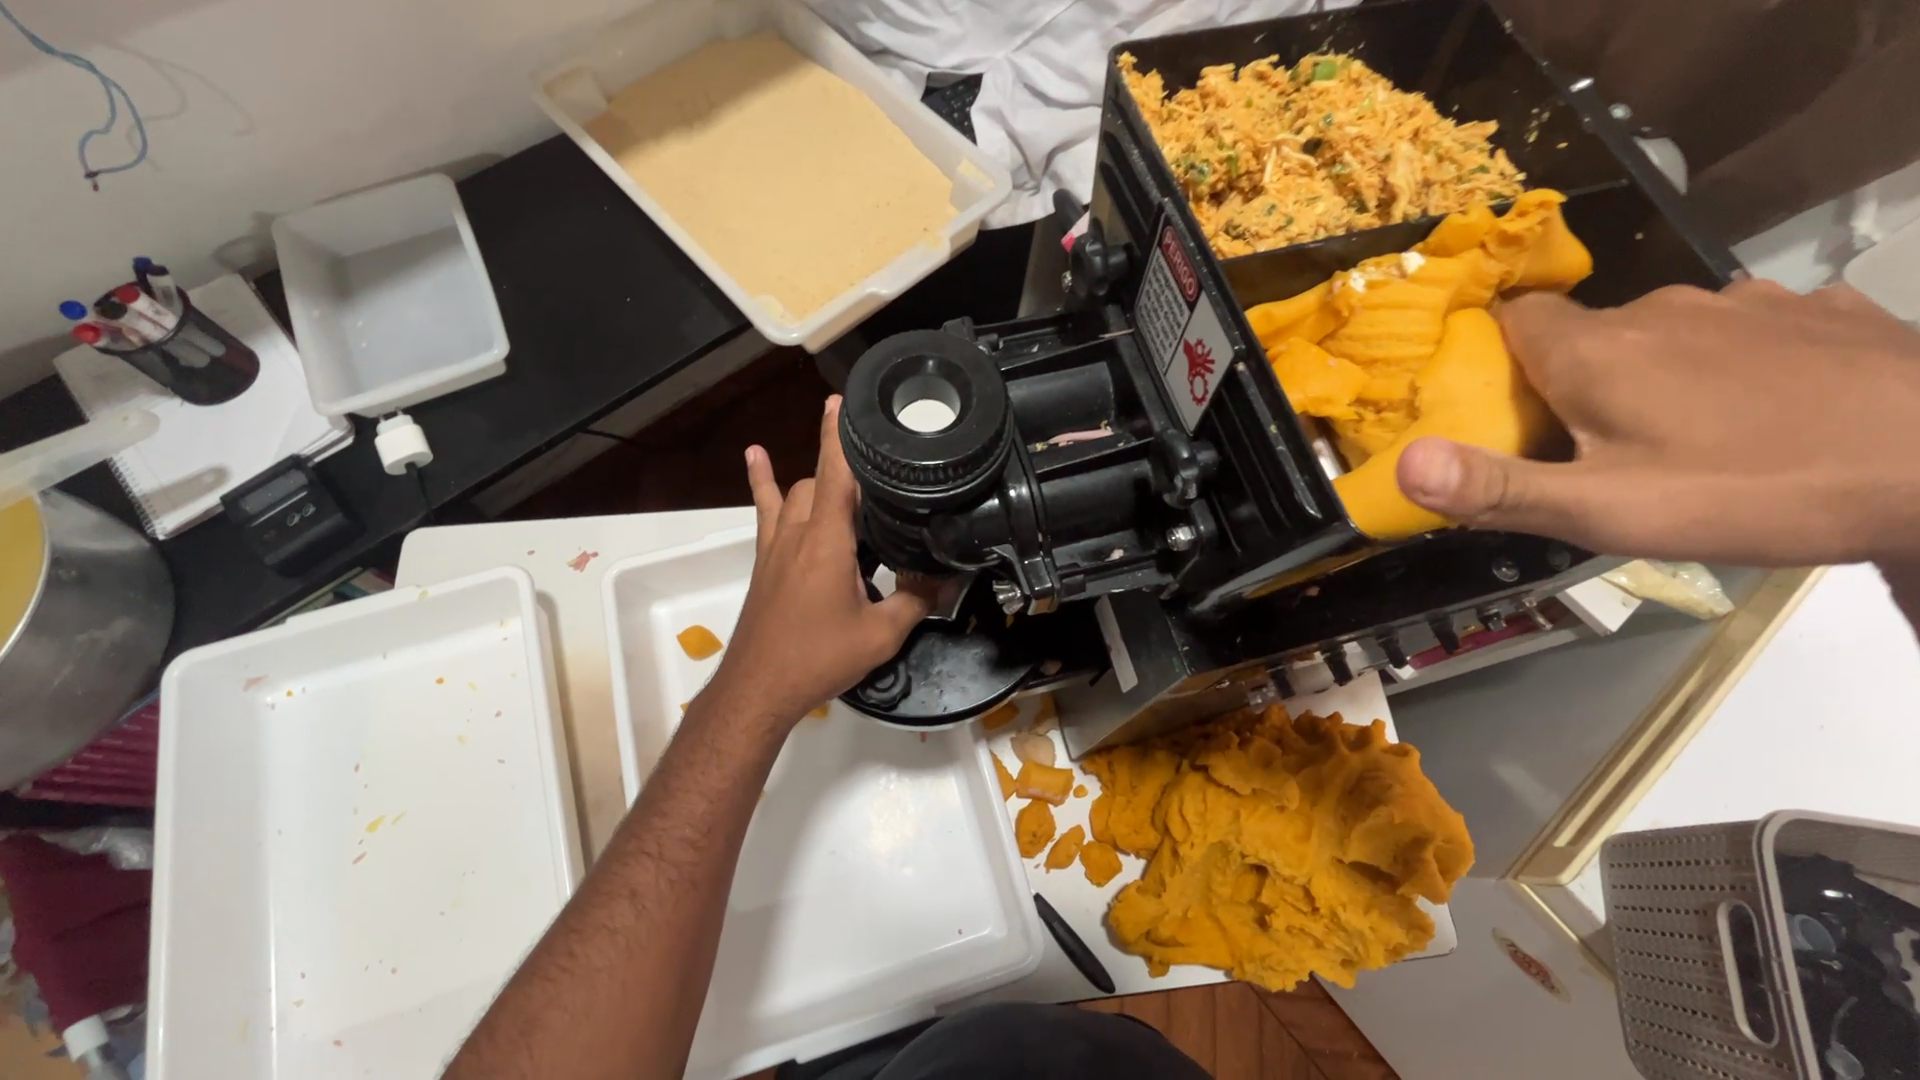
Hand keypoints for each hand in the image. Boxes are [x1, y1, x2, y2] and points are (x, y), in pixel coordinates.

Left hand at [704, 396, 932, 726]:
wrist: (761, 686)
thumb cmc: (818, 658)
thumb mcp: (881, 635)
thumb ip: (915, 602)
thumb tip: (946, 582)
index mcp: (828, 542)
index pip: (837, 475)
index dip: (841, 436)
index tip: (844, 401)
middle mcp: (798, 533)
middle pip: (820, 482)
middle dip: (848, 472)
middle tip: (882, 479)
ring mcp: (776, 545)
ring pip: (796, 494)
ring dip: (820, 480)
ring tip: (846, 475)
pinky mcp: (766, 560)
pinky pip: (765, 511)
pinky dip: (764, 481)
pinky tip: (757, 456)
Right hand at [1396, 281, 1919, 565]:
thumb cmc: (1754, 489)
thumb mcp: (1606, 512)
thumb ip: (1498, 489)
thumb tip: (1405, 463)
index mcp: (1593, 351)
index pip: (1510, 319)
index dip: (1490, 355)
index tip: (1494, 402)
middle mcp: (1658, 308)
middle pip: (1581, 334)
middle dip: (1567, 378)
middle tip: (1585, 447)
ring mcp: (1745, 302)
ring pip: (1661, 330)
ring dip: (1648, 369)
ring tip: (1677, 435)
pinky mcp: (1818, 310)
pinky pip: (1739, 327)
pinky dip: (1726, 359)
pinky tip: (1758, 407)